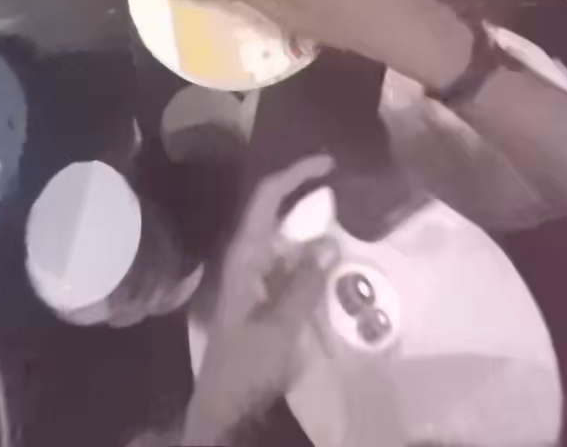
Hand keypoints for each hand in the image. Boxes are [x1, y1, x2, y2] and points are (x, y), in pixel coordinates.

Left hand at [185, 155, 339, 444]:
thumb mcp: (280, 328)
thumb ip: (304, 284)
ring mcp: (251, 270)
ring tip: (341, 208)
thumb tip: (329, 241)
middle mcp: (245, 253)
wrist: (224, 405)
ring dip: (306, 217)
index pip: (267, 197)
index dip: (294, 174)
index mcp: (244, 253)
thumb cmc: (248, 365)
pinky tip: (330, 254)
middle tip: (339, 180)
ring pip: (280, 231)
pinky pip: (286, 256)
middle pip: (273, 207)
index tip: (326, 162)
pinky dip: (307, 248)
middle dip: (302, 189)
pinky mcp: (260, 289)